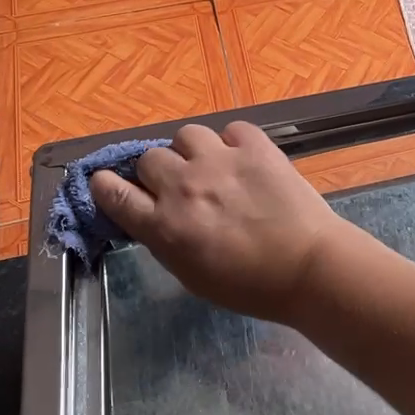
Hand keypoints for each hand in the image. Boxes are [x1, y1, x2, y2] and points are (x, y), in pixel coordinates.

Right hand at [90, 121, 356, 322]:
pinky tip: (245, 159)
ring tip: (214, 166)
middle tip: (182, 184)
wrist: (308, 266)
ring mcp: (220, 161)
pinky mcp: (255, 146)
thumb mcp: (191, 273)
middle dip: (160, 171)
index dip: (107, 185)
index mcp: (164, 226)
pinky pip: (231, 129)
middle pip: (150, 158)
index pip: (115, 194)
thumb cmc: (249, 285)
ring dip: (194, 150)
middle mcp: (184, 187)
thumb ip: (167, 238)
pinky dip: (235, 142)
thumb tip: (157, 215)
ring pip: (187, 135)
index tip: (107, 181)